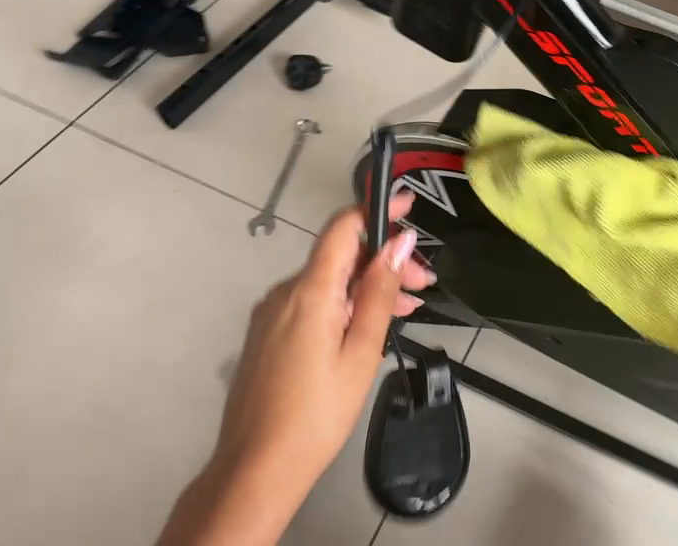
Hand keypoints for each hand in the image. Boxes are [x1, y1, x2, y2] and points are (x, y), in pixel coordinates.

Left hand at [213, 193, 433, 487]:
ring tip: (405, 312)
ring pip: (329, 282)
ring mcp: (272, 314)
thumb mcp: (362, 351)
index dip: (377, 209)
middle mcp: (285, 292)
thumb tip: (400, 242)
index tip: (408, 205)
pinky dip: (345, 305)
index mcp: (309, 291)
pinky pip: (313, 303)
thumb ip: (380, 291)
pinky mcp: (268, 335)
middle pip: (341, 257)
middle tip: (422, 285)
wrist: (255, 470)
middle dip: (384, 262)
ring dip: (368, 287)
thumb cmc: (318, 412)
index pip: (343, 227)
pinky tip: (368, 328)